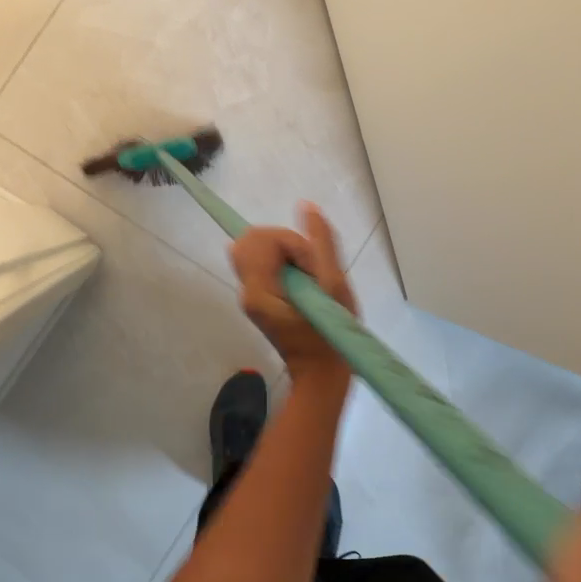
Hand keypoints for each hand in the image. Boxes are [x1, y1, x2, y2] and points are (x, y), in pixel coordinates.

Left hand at [229, 203, 355, 384]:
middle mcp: (246, 289)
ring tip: (308, 279)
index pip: (263, 238)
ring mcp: (249, 294)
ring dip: (285, 254)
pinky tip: (302, 285)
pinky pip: (262, 264)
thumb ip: (320, 243)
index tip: (313, 267)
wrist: (320, 376)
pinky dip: (282, 264)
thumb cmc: (331, 336)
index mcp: (259, 288)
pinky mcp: (256, 297)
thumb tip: (306, 205)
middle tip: (310, 271)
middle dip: (286, 245)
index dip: (293, 244)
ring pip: (256, 250)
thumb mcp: (335, 286)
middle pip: (253, 239)